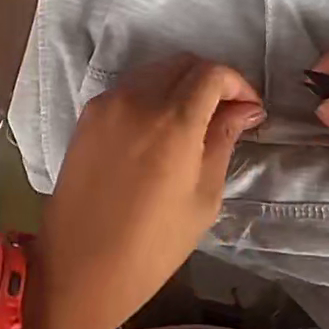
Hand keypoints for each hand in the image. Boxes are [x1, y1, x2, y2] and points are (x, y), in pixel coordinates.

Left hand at [23, 55, 264, 328]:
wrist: (79, 266)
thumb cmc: (152, 245)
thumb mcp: (203, 197)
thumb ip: (223, 140)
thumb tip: (246, 109)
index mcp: (173, 121)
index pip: (212, 73)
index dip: (238, 84)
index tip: (250, 109)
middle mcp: (138, 99)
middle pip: (184, 62)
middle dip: (211, 80)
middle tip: (227, 112)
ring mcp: (109, 101)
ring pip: (156, 70)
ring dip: (181, 83)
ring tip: (195, 119)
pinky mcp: (89, 112)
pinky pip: (131, 86)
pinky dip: (153, 93)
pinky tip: (160, 126)